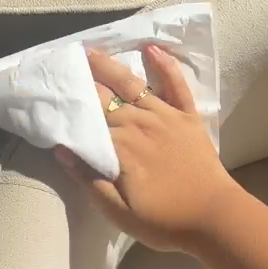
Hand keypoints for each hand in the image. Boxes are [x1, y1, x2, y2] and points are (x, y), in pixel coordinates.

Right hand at [56, 44, 245, 252]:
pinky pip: (176, 84)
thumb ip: (89, 179)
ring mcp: (166, 115)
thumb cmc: (164, 220)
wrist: (215, 218)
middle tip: (65, 61)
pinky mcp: (188, 116)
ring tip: (92, 50)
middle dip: (84, 77)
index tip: (52, 88)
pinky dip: (165, 64)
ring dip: (111, 66)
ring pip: (133, 84)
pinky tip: (152, 47)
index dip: (70, 103)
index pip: (89, 118)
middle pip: (106, 96)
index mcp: (120, 146)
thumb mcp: (118, 212)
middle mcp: (139, 123)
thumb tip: (62, 149)